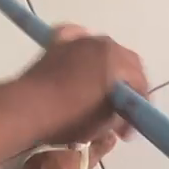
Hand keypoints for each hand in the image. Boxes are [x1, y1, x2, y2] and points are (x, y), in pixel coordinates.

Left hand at [15, 26, 149, 144]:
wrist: (28, 107)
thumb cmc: (69, 118)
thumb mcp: (103, 124)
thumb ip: (120, 115)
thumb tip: (120, 115)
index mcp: (118, 61)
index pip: (140, 82)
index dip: (139, 106)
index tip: (130, 129)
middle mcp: (102, 43)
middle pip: (126, 61)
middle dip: (127, 85)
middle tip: (119, 111)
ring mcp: (79, 39)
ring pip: (103, 49)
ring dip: (108, 67)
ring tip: (100, 91)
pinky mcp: (59, 41)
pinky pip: (78, 38)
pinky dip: (84, 48)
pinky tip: (82, 60)